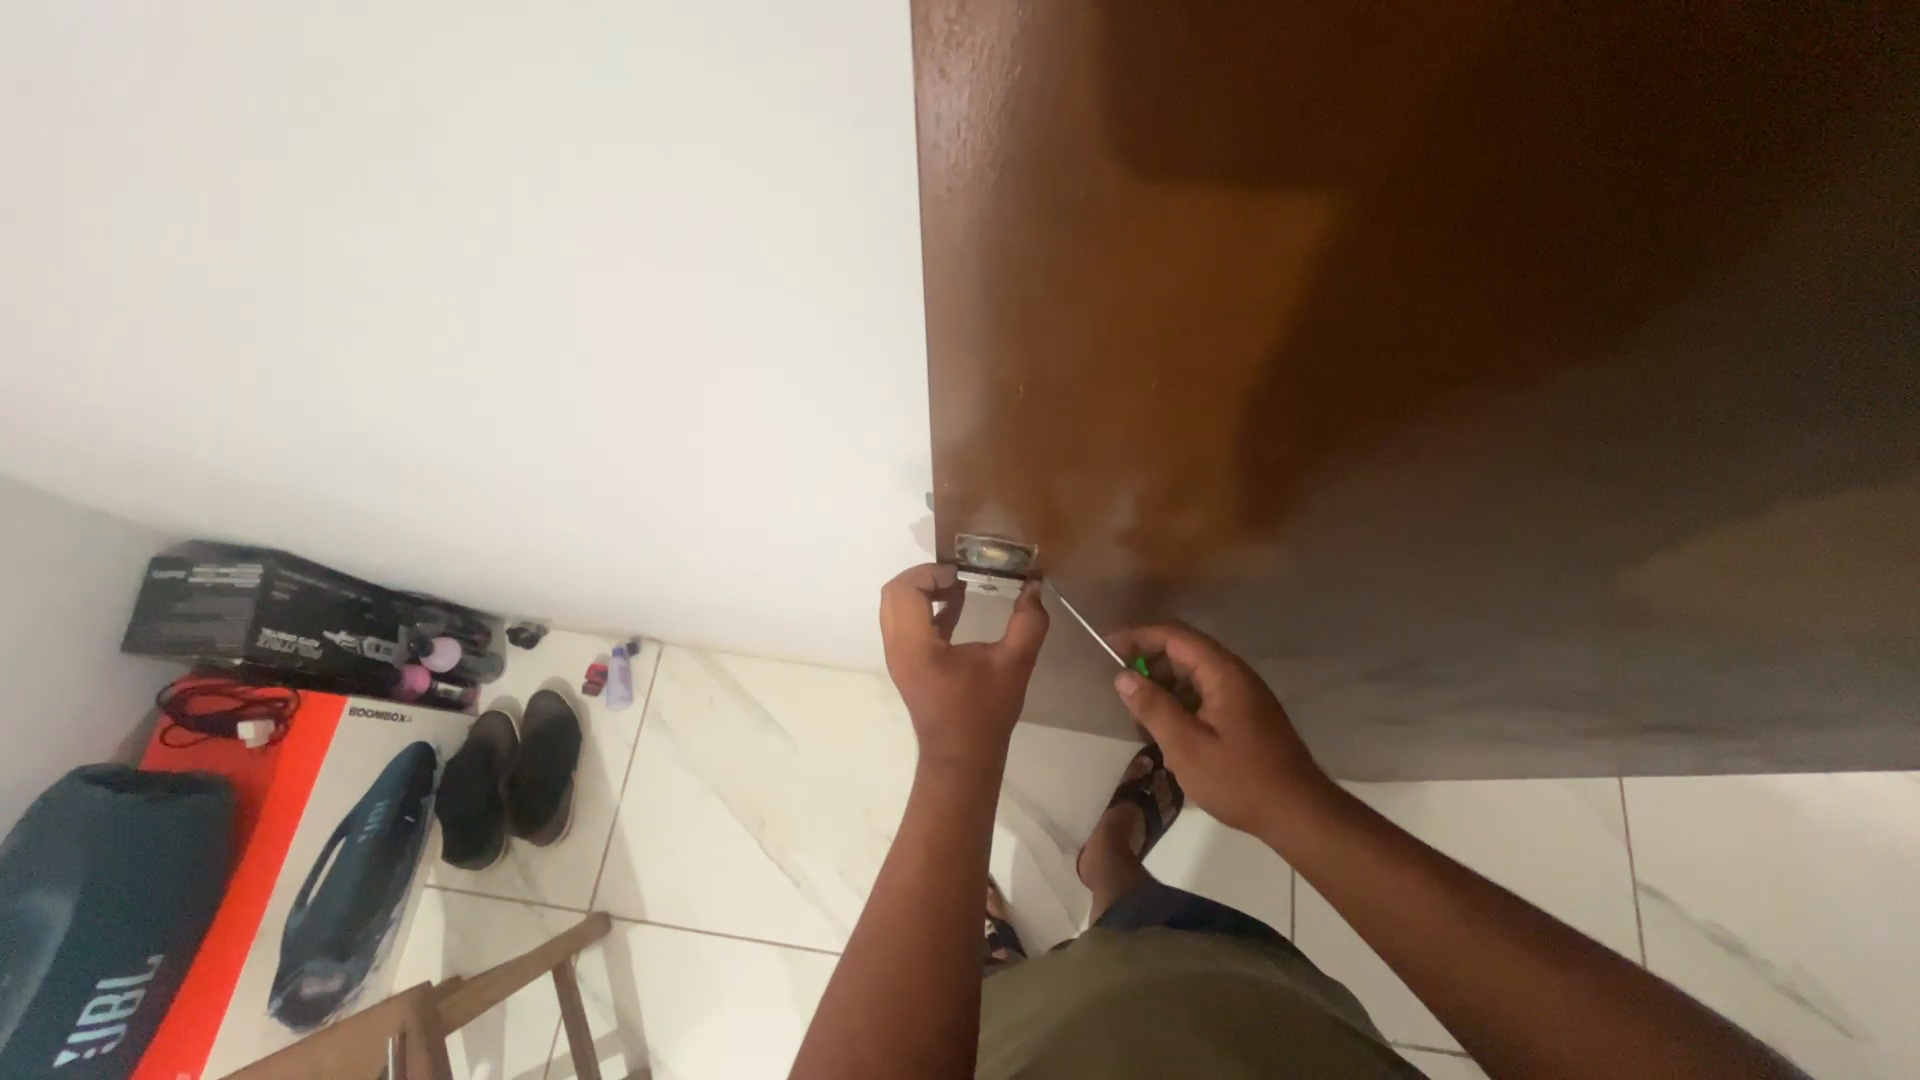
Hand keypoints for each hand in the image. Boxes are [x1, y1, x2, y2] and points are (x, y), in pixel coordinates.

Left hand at [879, 563, 1049, 768]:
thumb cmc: (984, 712)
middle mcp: (898, 647)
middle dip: (924, 577)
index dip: (930, 573)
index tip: (962, 574)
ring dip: (924, 591)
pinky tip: (958, 603)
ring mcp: (899, 657)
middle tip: (957, 574)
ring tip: (959, 585)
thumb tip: (1034, 587)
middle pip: (894, 594)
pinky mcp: (908, 663)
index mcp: (915, 645)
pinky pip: (907, 623)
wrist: (963, 757)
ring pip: (897, 608)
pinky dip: (927, 607)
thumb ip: (1028, 622)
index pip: (904, 590)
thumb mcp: (1015, 664)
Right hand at [1107, 623, 1332, 834]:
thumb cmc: (1239, 780)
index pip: (1174, 636)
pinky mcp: (1247, 714)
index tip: (1107, 648)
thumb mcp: (1186, 746)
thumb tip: (1123, 676)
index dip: (1138, 636)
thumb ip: (1153, 706)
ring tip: (1140, 715)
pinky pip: (1206, 694)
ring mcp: (1244, 695)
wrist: (1299, 813)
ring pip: (1194, 675)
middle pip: (1184, 651)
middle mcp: (1236, 674)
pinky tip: (1167, 730)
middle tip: (1120, 688)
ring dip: (1164, 686)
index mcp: (1223, 673)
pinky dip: (1181, 702)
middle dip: (1148, 663)